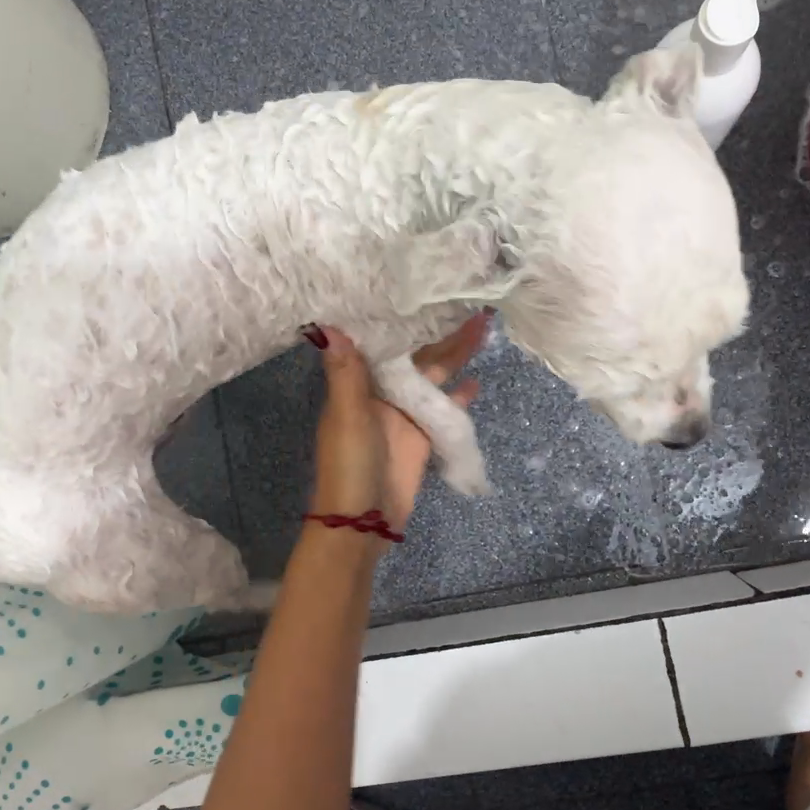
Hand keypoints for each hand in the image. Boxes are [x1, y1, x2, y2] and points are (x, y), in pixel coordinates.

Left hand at [307, 315, 486, 538]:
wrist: (362, 522)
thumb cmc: (349, 465)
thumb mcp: (347, 417)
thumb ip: (346, 373)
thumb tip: (329, 325)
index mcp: (358, 384)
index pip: (382, 341)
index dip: (400, 317)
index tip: (419, 287)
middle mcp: (381, 393)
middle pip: (414, 355)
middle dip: (437, 332)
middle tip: (467, 301)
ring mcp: (404, 415)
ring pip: (433, 377)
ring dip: (454, 356)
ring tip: (480, 327)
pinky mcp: (423, 437)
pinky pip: (443, 410)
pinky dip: (458, 397)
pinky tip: (477, 380)